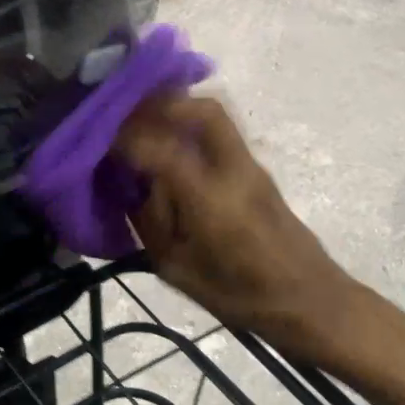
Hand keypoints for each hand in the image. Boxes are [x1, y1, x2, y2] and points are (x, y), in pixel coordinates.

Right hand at [114, 95, 352, 337]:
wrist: (308, 300)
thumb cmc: (238, 294)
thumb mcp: (176, 267)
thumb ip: (148, 220)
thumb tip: (124, 184)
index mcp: (211, 199)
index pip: (161, 149)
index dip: (125, 137)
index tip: (96, 137)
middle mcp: (234, 171)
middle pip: (201, 109)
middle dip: (160, 104)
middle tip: (125, 114)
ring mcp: (251, 166)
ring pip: (214, 115)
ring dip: (176, 111)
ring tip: (142, 125)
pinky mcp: (257, 171)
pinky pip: (219, 133)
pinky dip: (189, 128)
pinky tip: (167, 147)